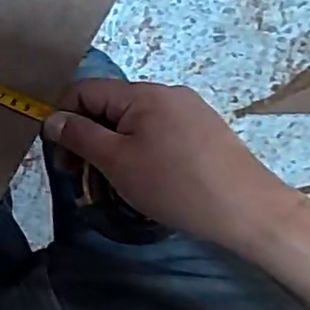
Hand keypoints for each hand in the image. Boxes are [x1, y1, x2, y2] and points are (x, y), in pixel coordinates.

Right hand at [41, 79, 306, 251]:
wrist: (258, 218)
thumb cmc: (177, 185)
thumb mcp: (115, 161)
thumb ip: (78, 135)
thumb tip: (51, 119)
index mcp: (142, 94)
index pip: (83, 91)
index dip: (62, 118)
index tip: (59, 154)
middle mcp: (166, 94)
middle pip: (107, 108)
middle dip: (87, 139)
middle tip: (79, 176)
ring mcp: (190, 112)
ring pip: (130, 124)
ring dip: (111, 150)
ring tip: (110, 184)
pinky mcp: (205, 134)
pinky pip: (156, 134)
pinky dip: (138, 153)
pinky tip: (143, 180)